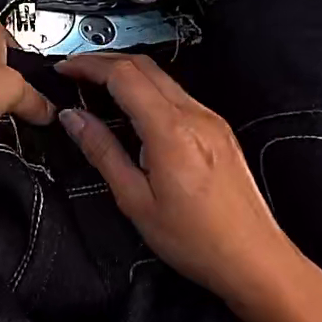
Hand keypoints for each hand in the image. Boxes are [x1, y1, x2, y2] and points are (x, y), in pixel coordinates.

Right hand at [55, 54, 305, 307]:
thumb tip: (74, 119)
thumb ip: (102, 151)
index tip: (66, 71)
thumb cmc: (199, 240)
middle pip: (142, 65)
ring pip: (161, 76)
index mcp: (170, 130)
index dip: (88, 66)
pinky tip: (133, 110)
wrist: (254, 259)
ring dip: (126, 73)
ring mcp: (209, 119)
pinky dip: (147, 90)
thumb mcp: (135, 200)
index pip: (123, 74)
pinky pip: (176, 94)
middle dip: (103, 61)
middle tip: (75, 73)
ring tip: (98, 90)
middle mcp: (194, 115)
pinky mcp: (217, 128)